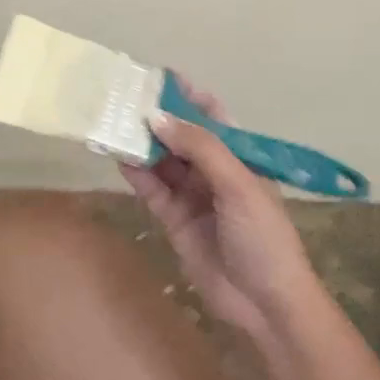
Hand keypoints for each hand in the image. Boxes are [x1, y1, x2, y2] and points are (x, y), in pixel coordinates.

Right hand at [119, 81, 318, 336]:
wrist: (265, 303)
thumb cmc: (263, 236)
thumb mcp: (238, 185)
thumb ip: (200, 148)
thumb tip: (158, 116)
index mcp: (241, 158)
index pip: (213, 118)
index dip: (189, 97)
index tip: (160, 77)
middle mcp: (215, 173)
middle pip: (182, 138)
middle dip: (158, 119)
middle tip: (124, 99)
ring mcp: (194, 197)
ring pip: (164, 163)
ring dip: (143, 146)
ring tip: (114, 124)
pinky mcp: (175, 222)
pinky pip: (154, 191)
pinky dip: (138, 175)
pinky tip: (120, 158)